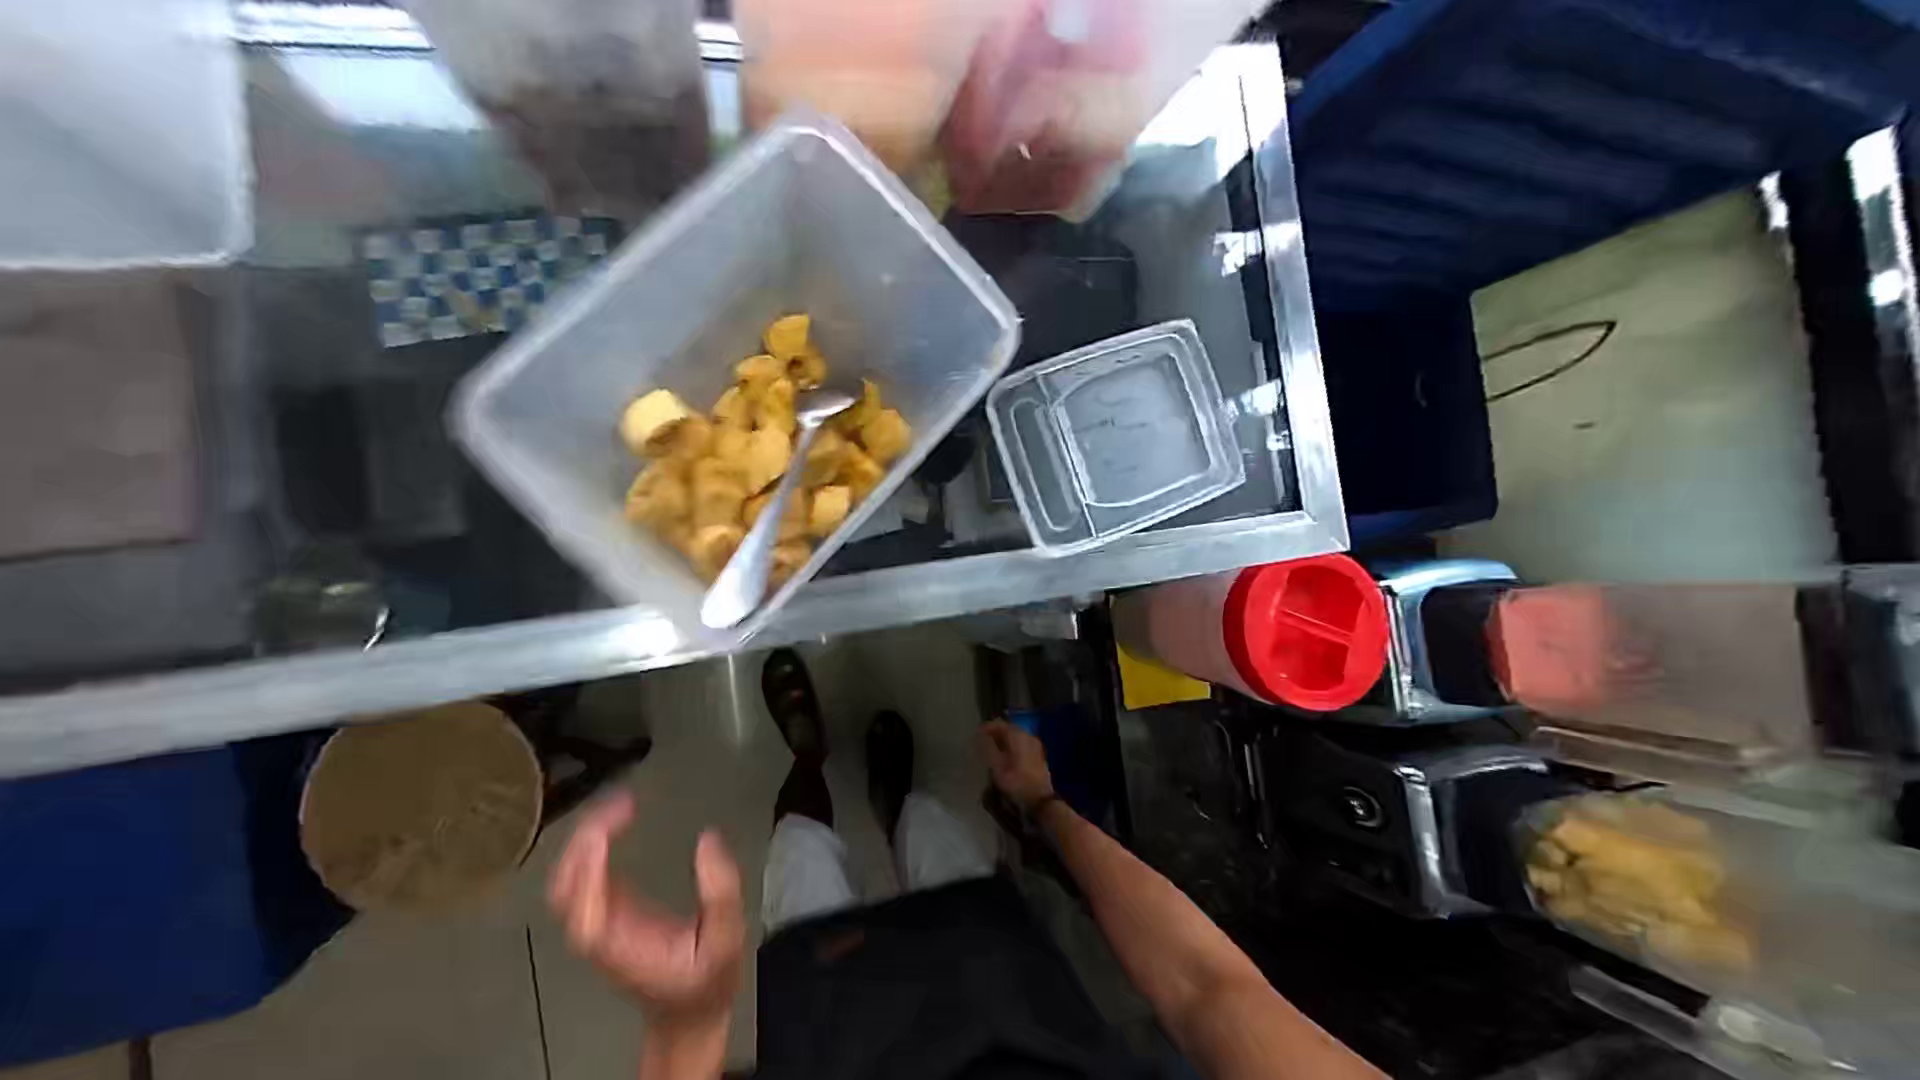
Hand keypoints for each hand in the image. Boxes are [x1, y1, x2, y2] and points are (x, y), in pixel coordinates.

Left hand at [547, 792, 744, 1028]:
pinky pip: (584, 878)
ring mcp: (599, 925)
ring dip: (586, 840)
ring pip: (568, 882)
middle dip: (583, 843)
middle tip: (621, 802)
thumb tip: (708, 839)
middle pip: (565, 890)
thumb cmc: (707, 981)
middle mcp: (600, 935)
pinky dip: (594, 846)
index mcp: (621, 946)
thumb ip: (720, 892)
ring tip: (621, 804)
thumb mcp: (726, 939)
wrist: (689, 1014)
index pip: (585, 911)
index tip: (605, 832)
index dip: (586, 872)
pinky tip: (620, 821)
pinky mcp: (607, 915)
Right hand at [980, 719, 1054, 813]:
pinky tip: (1007, 754)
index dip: (987, 727)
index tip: (977, 733)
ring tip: (993, 747)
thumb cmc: (1017, 782)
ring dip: (1004, 738)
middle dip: (995, 732)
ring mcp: (1035, 743)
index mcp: (1017, 736)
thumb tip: (981, 735)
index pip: (1000, 724)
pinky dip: (1012, 744)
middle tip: (983, 740)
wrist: (1041, 798)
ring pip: (1016, 735)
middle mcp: (1027, 735)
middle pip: (1009, 728)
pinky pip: (1022, 742)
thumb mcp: (998, 767)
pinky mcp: (1038, 752)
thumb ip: (989, 748)